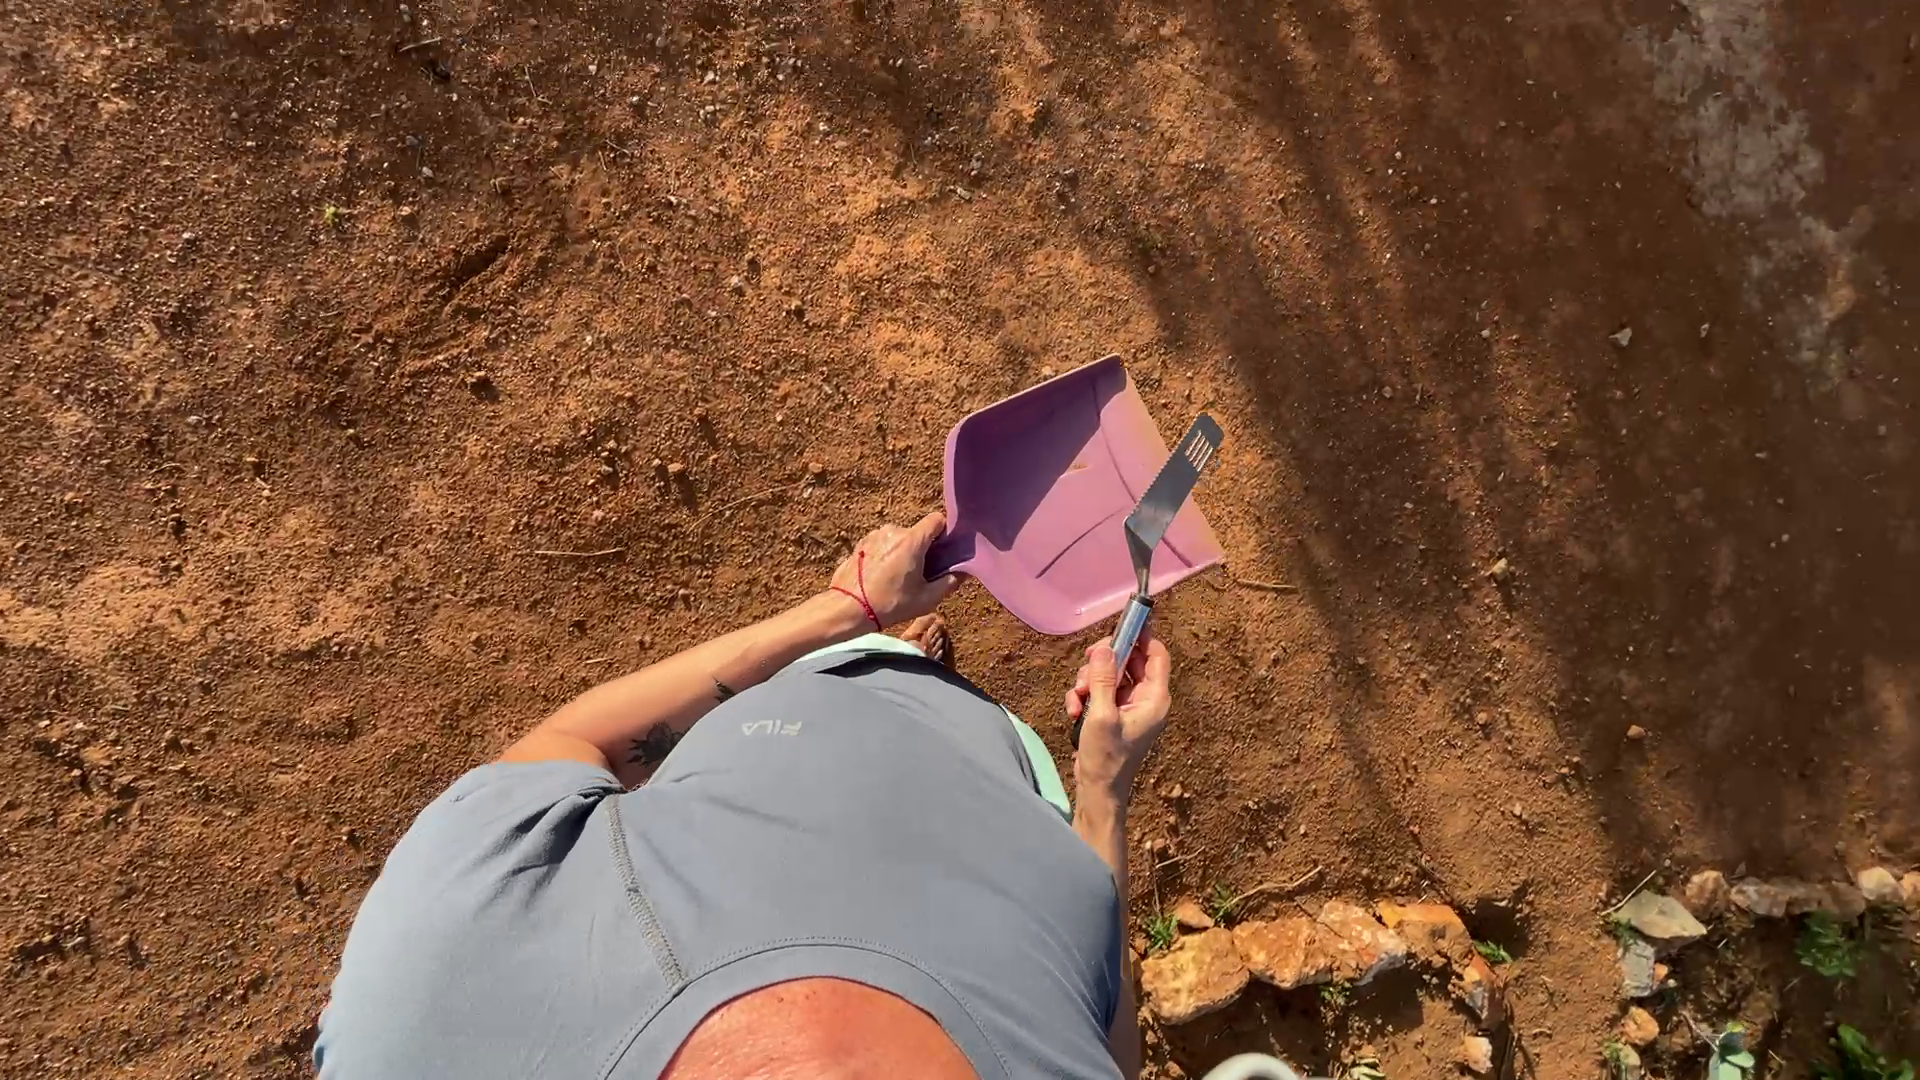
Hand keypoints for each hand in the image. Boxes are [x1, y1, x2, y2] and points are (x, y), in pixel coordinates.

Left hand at [829, 512, 958, 628]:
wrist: (848, 609)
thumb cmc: (890, 604)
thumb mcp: (927, 599)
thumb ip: (949, 582)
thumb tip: (963, 573)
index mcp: (912, 540)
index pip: (936, 519)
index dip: (943, 533)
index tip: (943, 552)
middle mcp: (893, 531)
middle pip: (917, 532)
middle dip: (923, 548)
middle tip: (921, 573)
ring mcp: (874, 536)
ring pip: (899, 538)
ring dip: (903, 552)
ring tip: (899, 577)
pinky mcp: (861, 543)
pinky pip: (882, 544)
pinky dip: (887, 555)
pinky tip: (883, 576)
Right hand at [1066, 631, 1172, 800]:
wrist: (1098, 790)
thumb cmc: (1106, 757)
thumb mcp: (1102, 715)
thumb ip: (1103, 679)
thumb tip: (1105, 647)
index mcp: (1154, 698)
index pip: (1156, 654)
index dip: (1141, 636)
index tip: (1120, 625)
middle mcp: (1145, 698)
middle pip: (1127, 660)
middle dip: (1102, 662)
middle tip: (1085, 666)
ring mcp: (1128, 706)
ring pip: (1108, 673)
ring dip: (1088, 681)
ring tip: (1077, 700)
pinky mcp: (1112, 713)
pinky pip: (1098, 690)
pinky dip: (1084, 696)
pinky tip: (1075, 712)